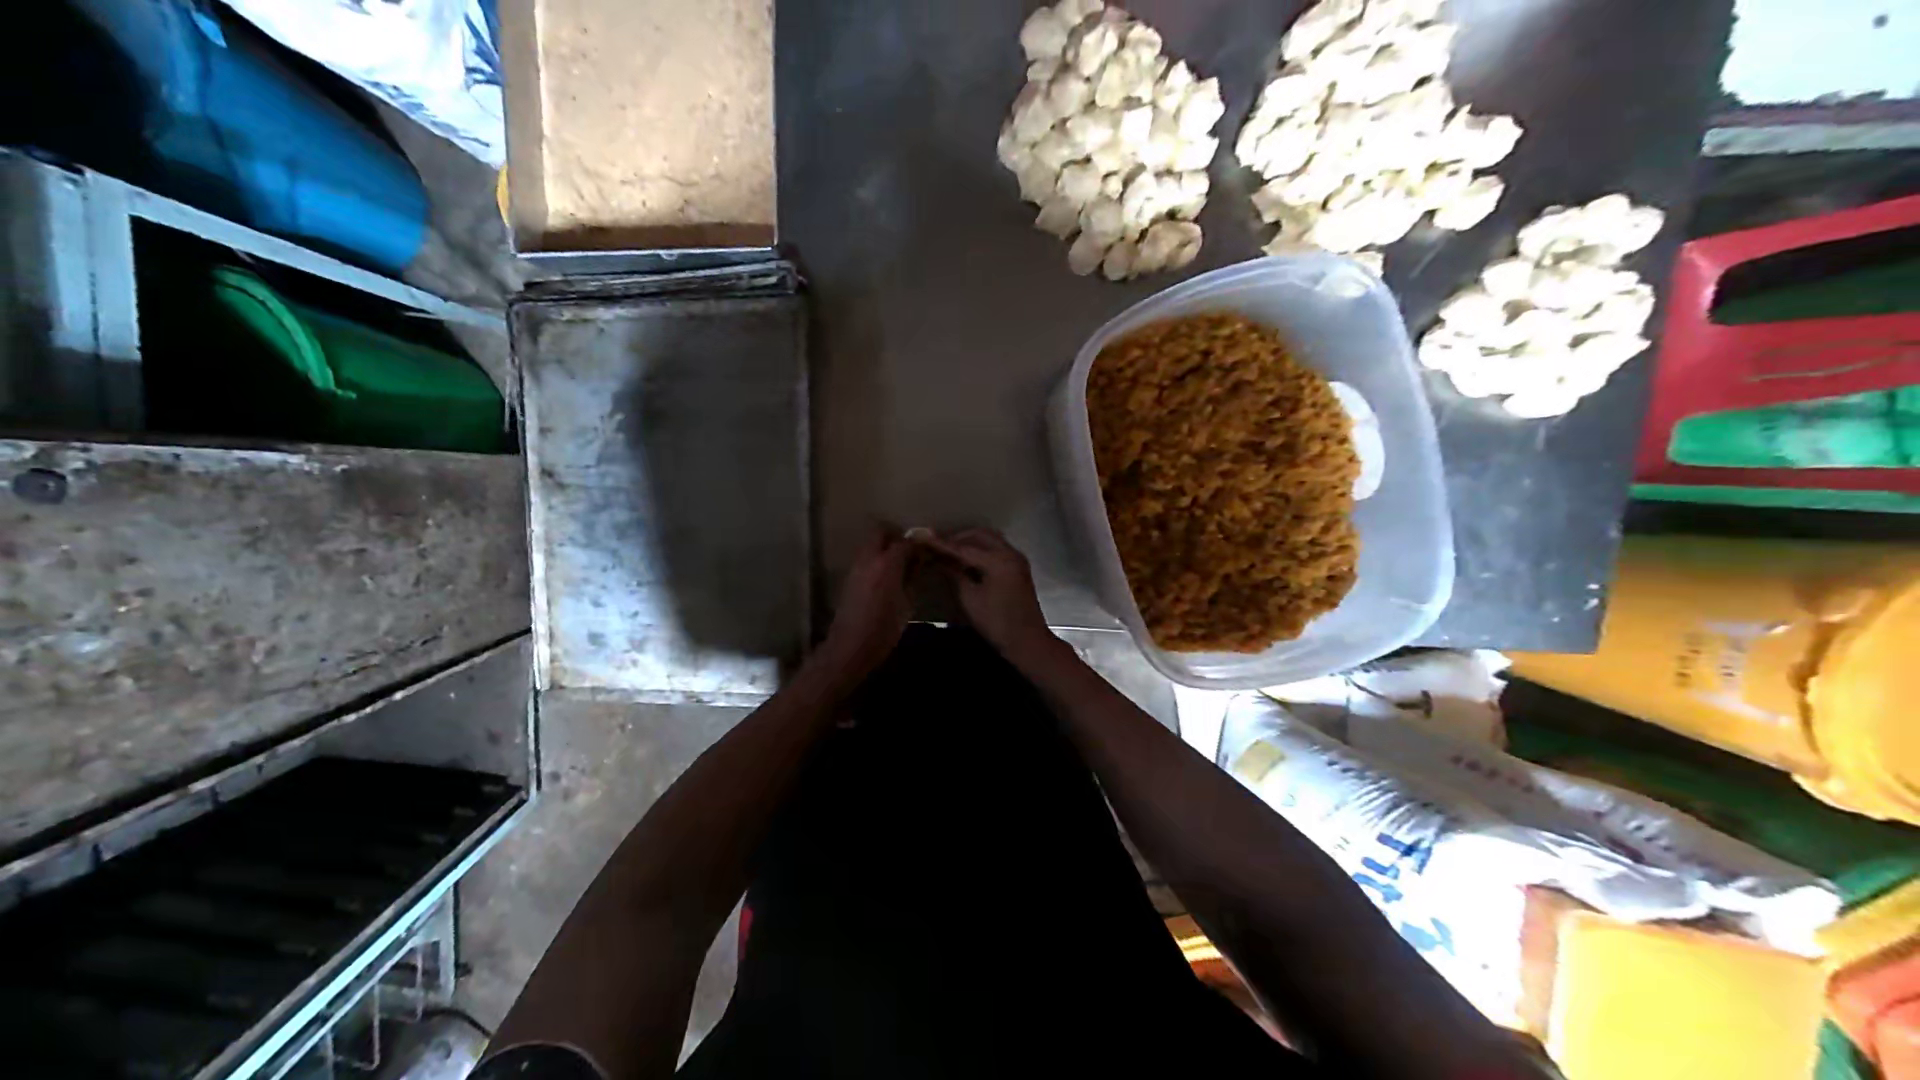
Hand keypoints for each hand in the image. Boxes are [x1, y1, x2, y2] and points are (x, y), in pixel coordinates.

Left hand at [818, 526, 913, 677]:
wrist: (850, 647)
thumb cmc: (884, 630)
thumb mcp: (907, 605)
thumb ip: (912, 578)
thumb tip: (919, 562)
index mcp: (886, 565)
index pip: (904, 542)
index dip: (918, 544)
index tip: (927, 550)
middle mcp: (868, 559)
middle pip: (880, 531)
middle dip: (896, 535)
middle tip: (910, 550)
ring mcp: (855, 567)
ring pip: (870, 543)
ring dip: (884, 546)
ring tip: (900, 563)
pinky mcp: (849, 577)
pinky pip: (864, 557)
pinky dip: (876, 558)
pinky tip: (887, 575)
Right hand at [918, 528, 1058, 658]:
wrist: (1028, 641)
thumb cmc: (996, 623)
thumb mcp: (970, 599)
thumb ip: (954, 574)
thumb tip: (939, 559)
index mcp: (999, 560)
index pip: (964, 548)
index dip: (942, 544)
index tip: (923, 539)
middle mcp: (1010, 553)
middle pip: (979, 536)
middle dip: (957, 538)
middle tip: (937, 545)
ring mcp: (1017, 559)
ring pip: (990, 540)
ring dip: (970, 542)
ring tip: (949, 551)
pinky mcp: (1018, 568)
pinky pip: (997, 549)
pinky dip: (981, 549)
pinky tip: (966, 559)